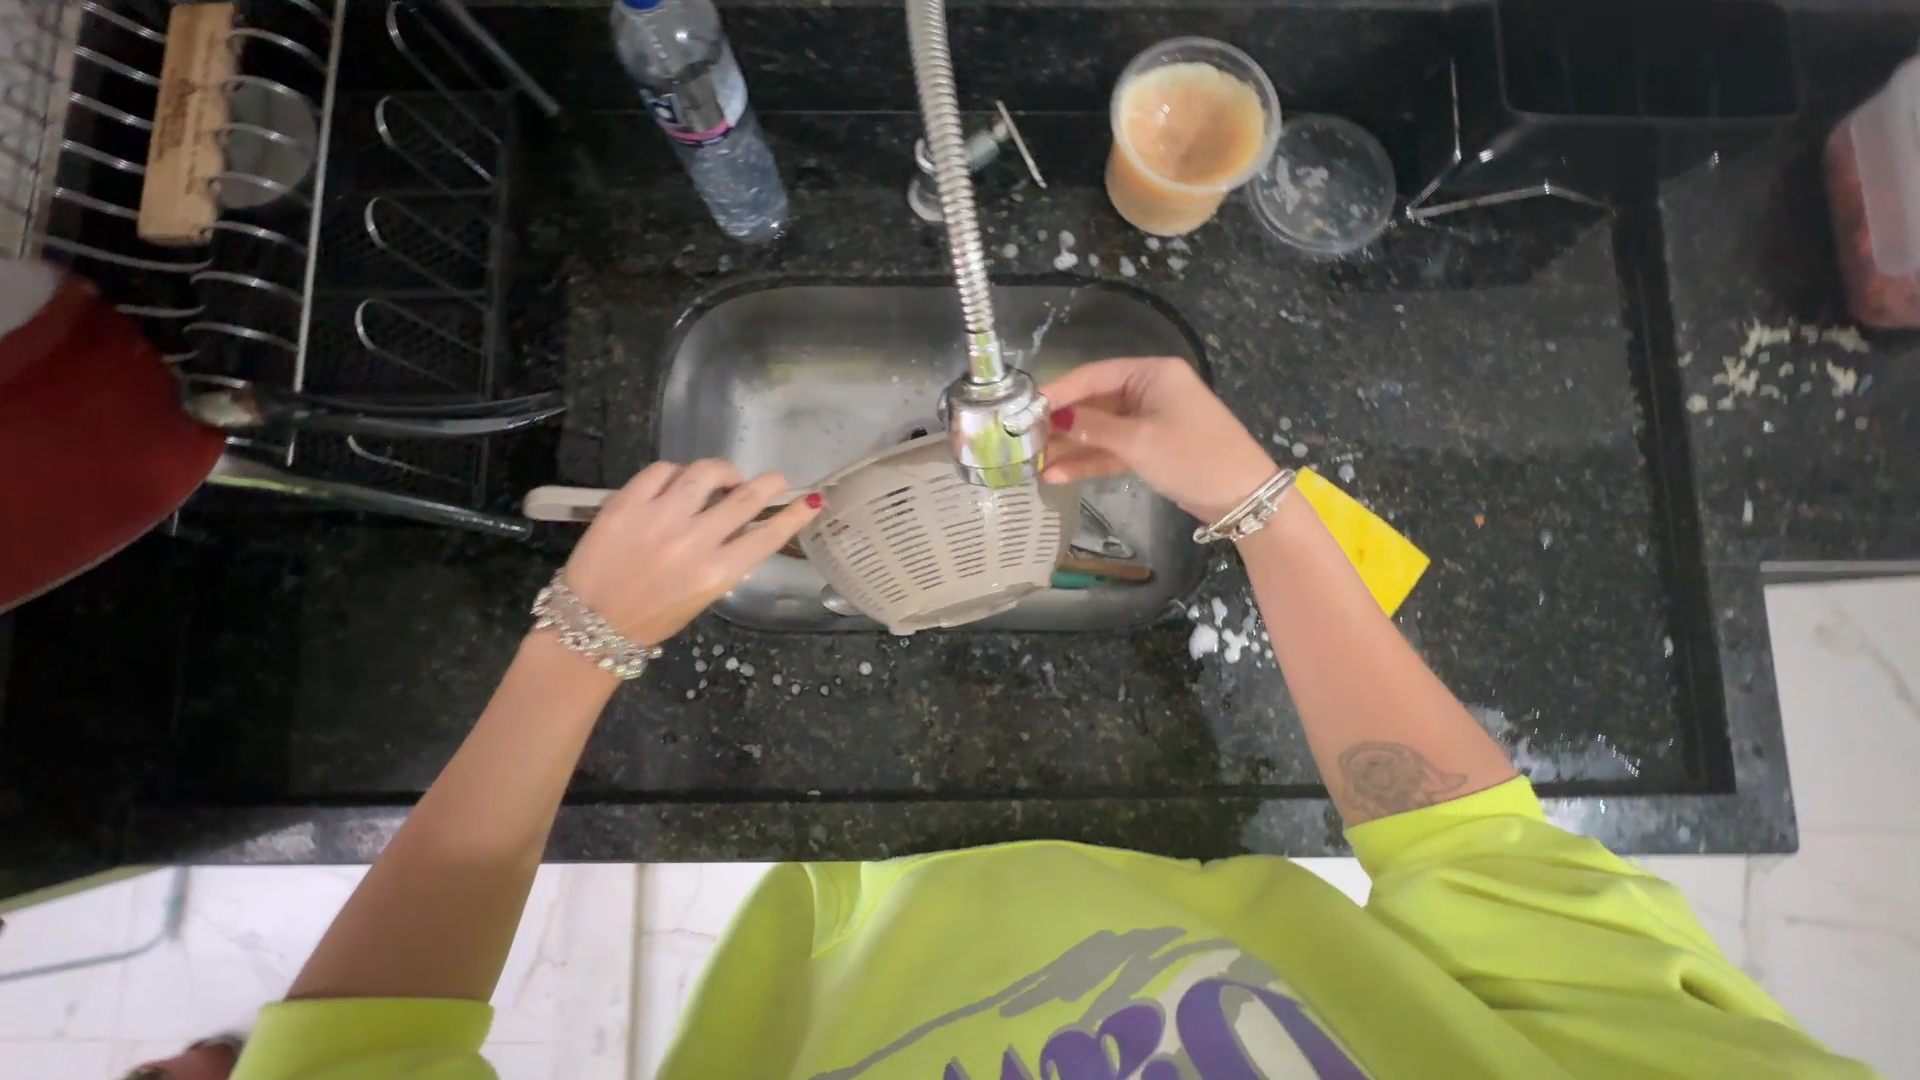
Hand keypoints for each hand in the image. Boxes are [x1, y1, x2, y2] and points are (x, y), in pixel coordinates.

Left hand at [560, 461, 819, 645]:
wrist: (591, 623)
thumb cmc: (653, 617)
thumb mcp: (703, 595)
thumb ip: (726, 560)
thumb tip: (744, 524)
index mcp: (716, 573)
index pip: (768, 535)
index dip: (794, 515)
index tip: (809, 501)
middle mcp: (692, 541)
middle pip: (744, 498)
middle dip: (768, 484)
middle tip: (775, 479)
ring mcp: (658, 518)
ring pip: (704, 473)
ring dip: (723, 471)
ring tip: (724, 477)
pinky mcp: (625, 504)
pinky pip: (661, 470)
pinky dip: (677, 472)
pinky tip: (679, 481)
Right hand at [1039, 357, 1277, 521]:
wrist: (1242, 496)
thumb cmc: (1192, 456)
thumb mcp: (1139, 440)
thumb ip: (1093, 428)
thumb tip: (1055, 419)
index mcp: (1151, 374)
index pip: (1093, 376)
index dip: (1058, 391)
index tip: (1022, 408)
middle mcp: (1148, 392)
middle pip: (1093, 402)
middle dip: (1059, 424)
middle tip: (1022, 440)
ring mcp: (1149, 421)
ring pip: (1099, 430)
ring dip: (1069, 447)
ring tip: (1033, 463)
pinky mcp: (1150, 449)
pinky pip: (1111, 450)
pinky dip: (1088, 461)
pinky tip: (1058, 475)